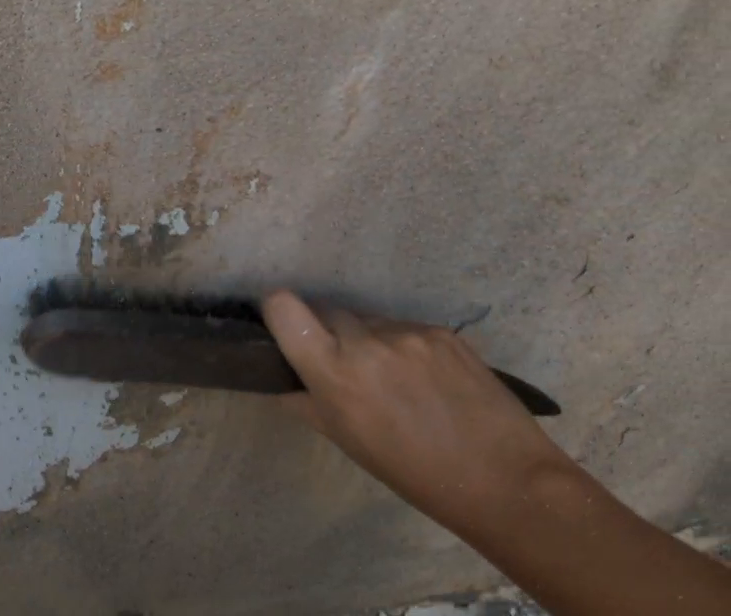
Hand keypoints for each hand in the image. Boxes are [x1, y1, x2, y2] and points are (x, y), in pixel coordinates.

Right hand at [260, 291, 569, 532]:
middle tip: (347, 365)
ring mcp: (407, 333)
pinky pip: (404, 328)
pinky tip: (427, 377)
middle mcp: (364, 340)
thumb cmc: (410, 468)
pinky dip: (405, 346)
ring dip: (368, 339)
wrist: (508, 482)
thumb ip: (301, 396)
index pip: (281, 304)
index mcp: (331, 368)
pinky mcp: (442, 333)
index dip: (278, 312)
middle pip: (325, 310)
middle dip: (328, 332)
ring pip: (367, 320)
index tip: (287, 330)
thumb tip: (278, 375)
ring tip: (396, 377)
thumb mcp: (340, 436)